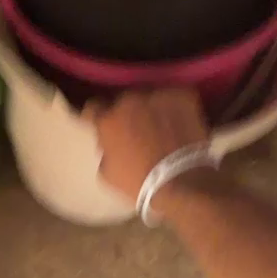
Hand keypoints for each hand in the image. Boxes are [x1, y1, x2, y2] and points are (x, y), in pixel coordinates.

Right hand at [85, 88, 211, 198]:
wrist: (182, 182)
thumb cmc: (140, 182)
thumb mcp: (108, 174)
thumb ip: (105, 152)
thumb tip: (110, 145)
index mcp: (107, 120)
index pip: (93, 108)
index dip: (96, 117)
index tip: (101, 126)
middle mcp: (129, 100)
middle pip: (124, 102)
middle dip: (127, 114)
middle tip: (135, 131)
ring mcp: (158, 95)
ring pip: (150, 98)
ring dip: (151, 110)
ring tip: (160, 128)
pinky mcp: (183, 95)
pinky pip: (174, 99)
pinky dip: (175, 109)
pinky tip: (179, 124)